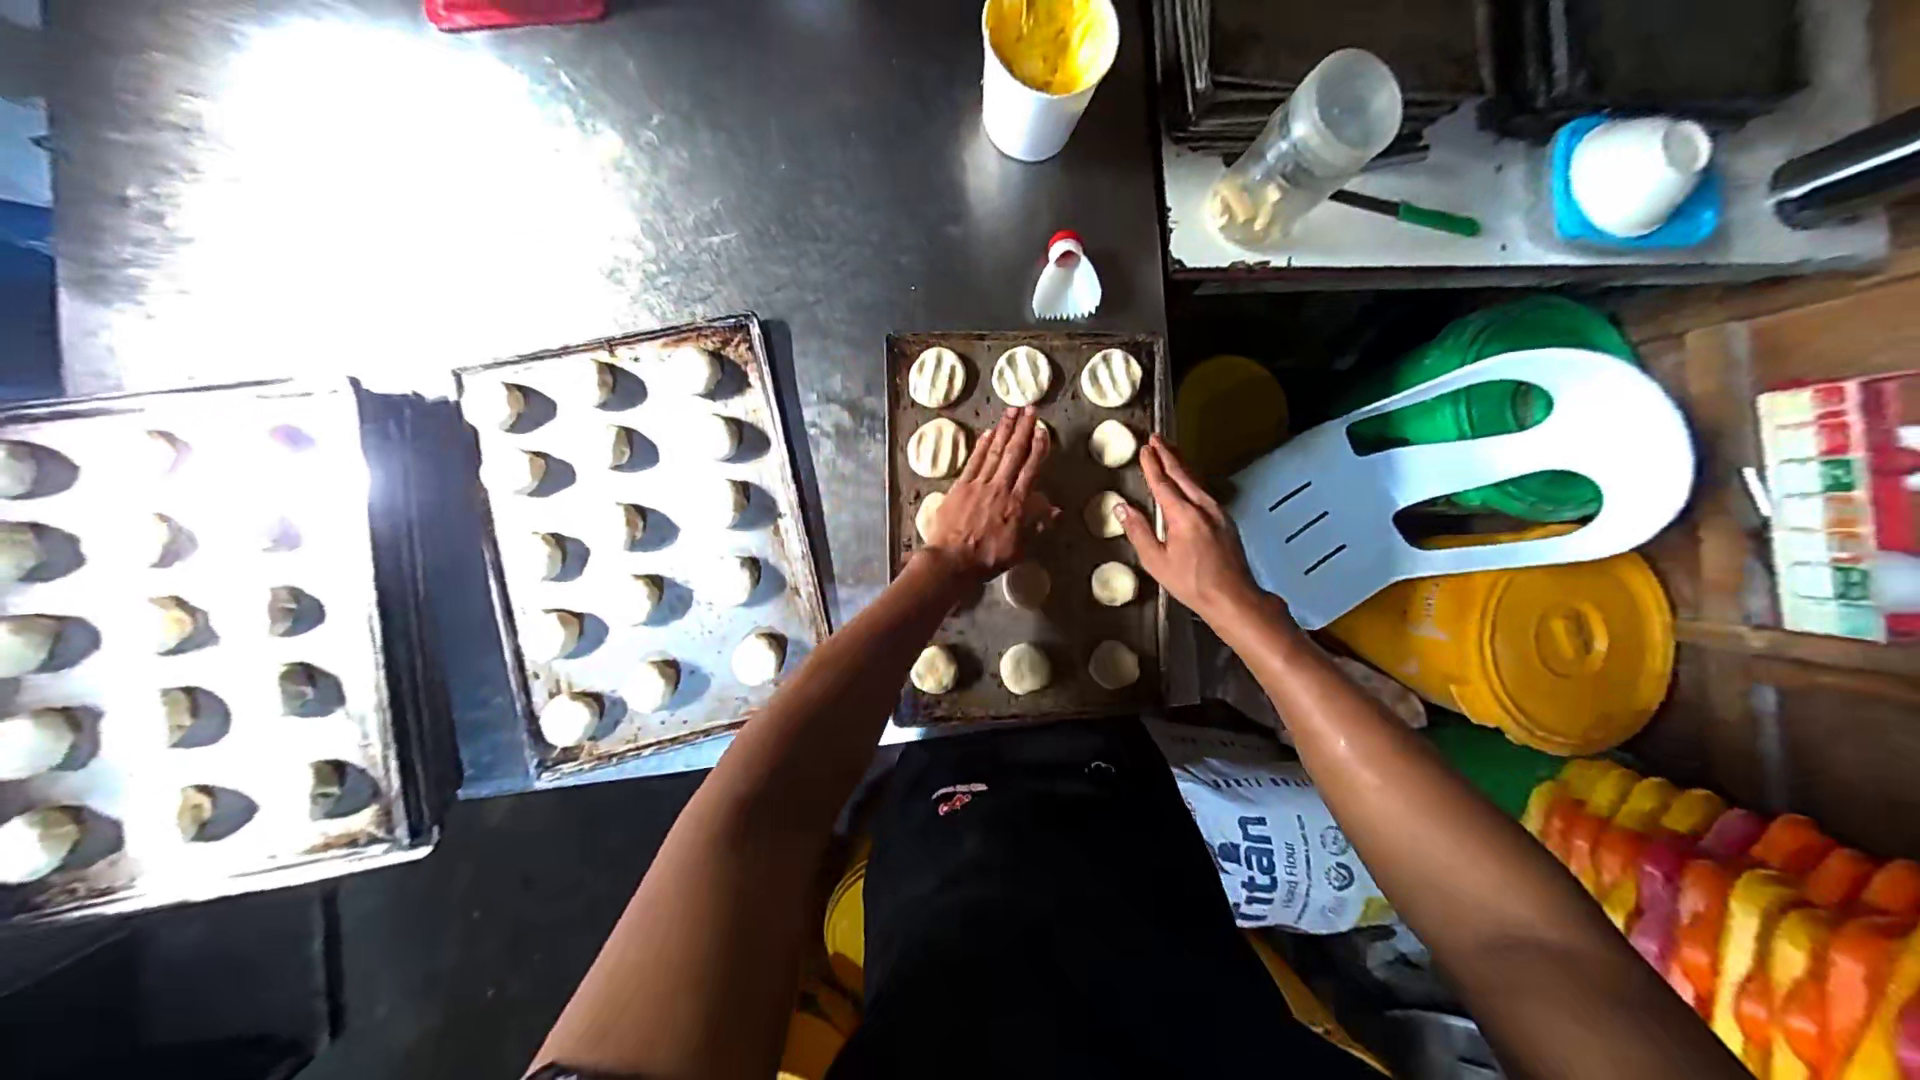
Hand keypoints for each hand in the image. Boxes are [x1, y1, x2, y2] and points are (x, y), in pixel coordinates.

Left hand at [922, 406, 1058, 581]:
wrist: (952, 560)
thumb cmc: (988, 558)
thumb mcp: (1020, 548)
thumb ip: (1037, 526)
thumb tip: (1056, 510)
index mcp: (1017, 503)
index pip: (1031, 468)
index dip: (1038, 448)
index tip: (1043, 431)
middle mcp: (999, 487)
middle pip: (1014, 453)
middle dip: (1023, 429)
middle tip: (1030, 409)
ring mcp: (978, 485)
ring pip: (994, 451)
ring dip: (1004, 429)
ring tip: (1011, 411)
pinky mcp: (960, 487)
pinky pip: (974, 461)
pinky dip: (981, 445)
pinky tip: (988, 432)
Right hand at [1117, 435, 1292, 632]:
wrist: (1233, 596)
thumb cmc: (1191, 583)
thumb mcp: (1156, 561)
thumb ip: (1138, 531)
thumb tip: (1122, 508)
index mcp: (1184, 515)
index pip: (1163, 483)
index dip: (1152, 465)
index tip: (1145, 449)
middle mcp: (1203, 507)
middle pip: (1183, 474)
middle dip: (1168, 454)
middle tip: (1157, 438)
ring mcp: (1218, 512)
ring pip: (1196, 480)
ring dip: (1181, 464)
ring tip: (1170, 451)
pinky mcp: (1225, 520)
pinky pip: (1204, 491)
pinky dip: (1192, 479)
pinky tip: (1188, 480)